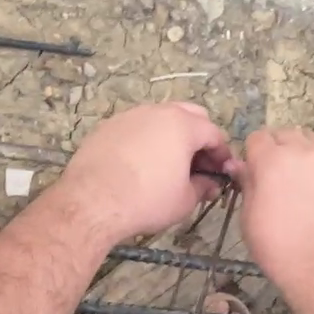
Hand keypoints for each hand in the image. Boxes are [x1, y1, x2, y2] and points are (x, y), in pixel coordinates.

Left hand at [52, 103, 235, 243]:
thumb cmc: (147, 200)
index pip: (213, 133)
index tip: (221, 171)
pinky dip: (146, 139)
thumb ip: (202, 187)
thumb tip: (210, 184)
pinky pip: (136, 127)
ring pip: (160, 118)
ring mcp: (130, 115)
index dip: (221, 153)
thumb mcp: (184, 200)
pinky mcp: (108, 126)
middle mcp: (158, 111)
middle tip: (198, 163)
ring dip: (172, 135)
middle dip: (199, 136)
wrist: (92, 201)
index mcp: (183, 125)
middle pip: (189, 114)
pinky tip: (141, 163)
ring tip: (170, 162)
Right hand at [238, 127, 313, 290]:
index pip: (257, 138)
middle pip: (286, 134)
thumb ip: (247, 186)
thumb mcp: (250, 219)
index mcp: (272, 160)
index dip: (253, 154)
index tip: (255, 172)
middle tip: (279, 176)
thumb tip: (241, 167)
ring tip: (304, 178)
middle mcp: (303, 151)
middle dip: (279, 148)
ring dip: (304, 151)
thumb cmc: (281, 249)